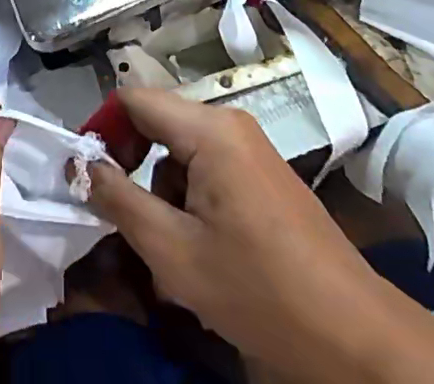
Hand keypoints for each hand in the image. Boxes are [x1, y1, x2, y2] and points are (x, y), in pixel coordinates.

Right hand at [87, 89, 433, 383]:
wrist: (354, 335)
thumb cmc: (257, 288)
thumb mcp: (172, 249)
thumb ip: (117, 198)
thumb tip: (80, 163)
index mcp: (209, 130)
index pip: (134, 99)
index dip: (102, 128)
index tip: (85, 173)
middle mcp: (230, 124)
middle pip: (157, 123)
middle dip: (131, 166)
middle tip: (118, 213)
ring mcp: (251, 148)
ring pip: (179, 151)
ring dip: (159, 191)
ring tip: (165, 247)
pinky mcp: (262, 174)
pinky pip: (207, 168)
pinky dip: (188, 199)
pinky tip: (197, 248)